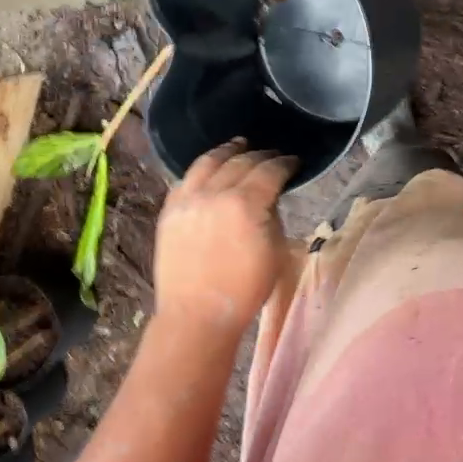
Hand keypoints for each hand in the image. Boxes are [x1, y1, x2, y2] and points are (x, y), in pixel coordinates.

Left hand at [153, 142, 296, 334]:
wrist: (197, 316)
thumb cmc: (245, 290)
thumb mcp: (275, 252)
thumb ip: (272, 215)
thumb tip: (268, 197)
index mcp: (245, 204)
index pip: (270, 170)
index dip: (285, 163)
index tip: (294, 161)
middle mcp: (214, 193)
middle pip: (240, 161)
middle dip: (260, 155)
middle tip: (272, 154)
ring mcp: (187, 200)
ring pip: (208, 162)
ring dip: (227, 151)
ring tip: (238, 145)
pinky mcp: (169, 211)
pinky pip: (185, 179)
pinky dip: (200, 170)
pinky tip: (208, 169)